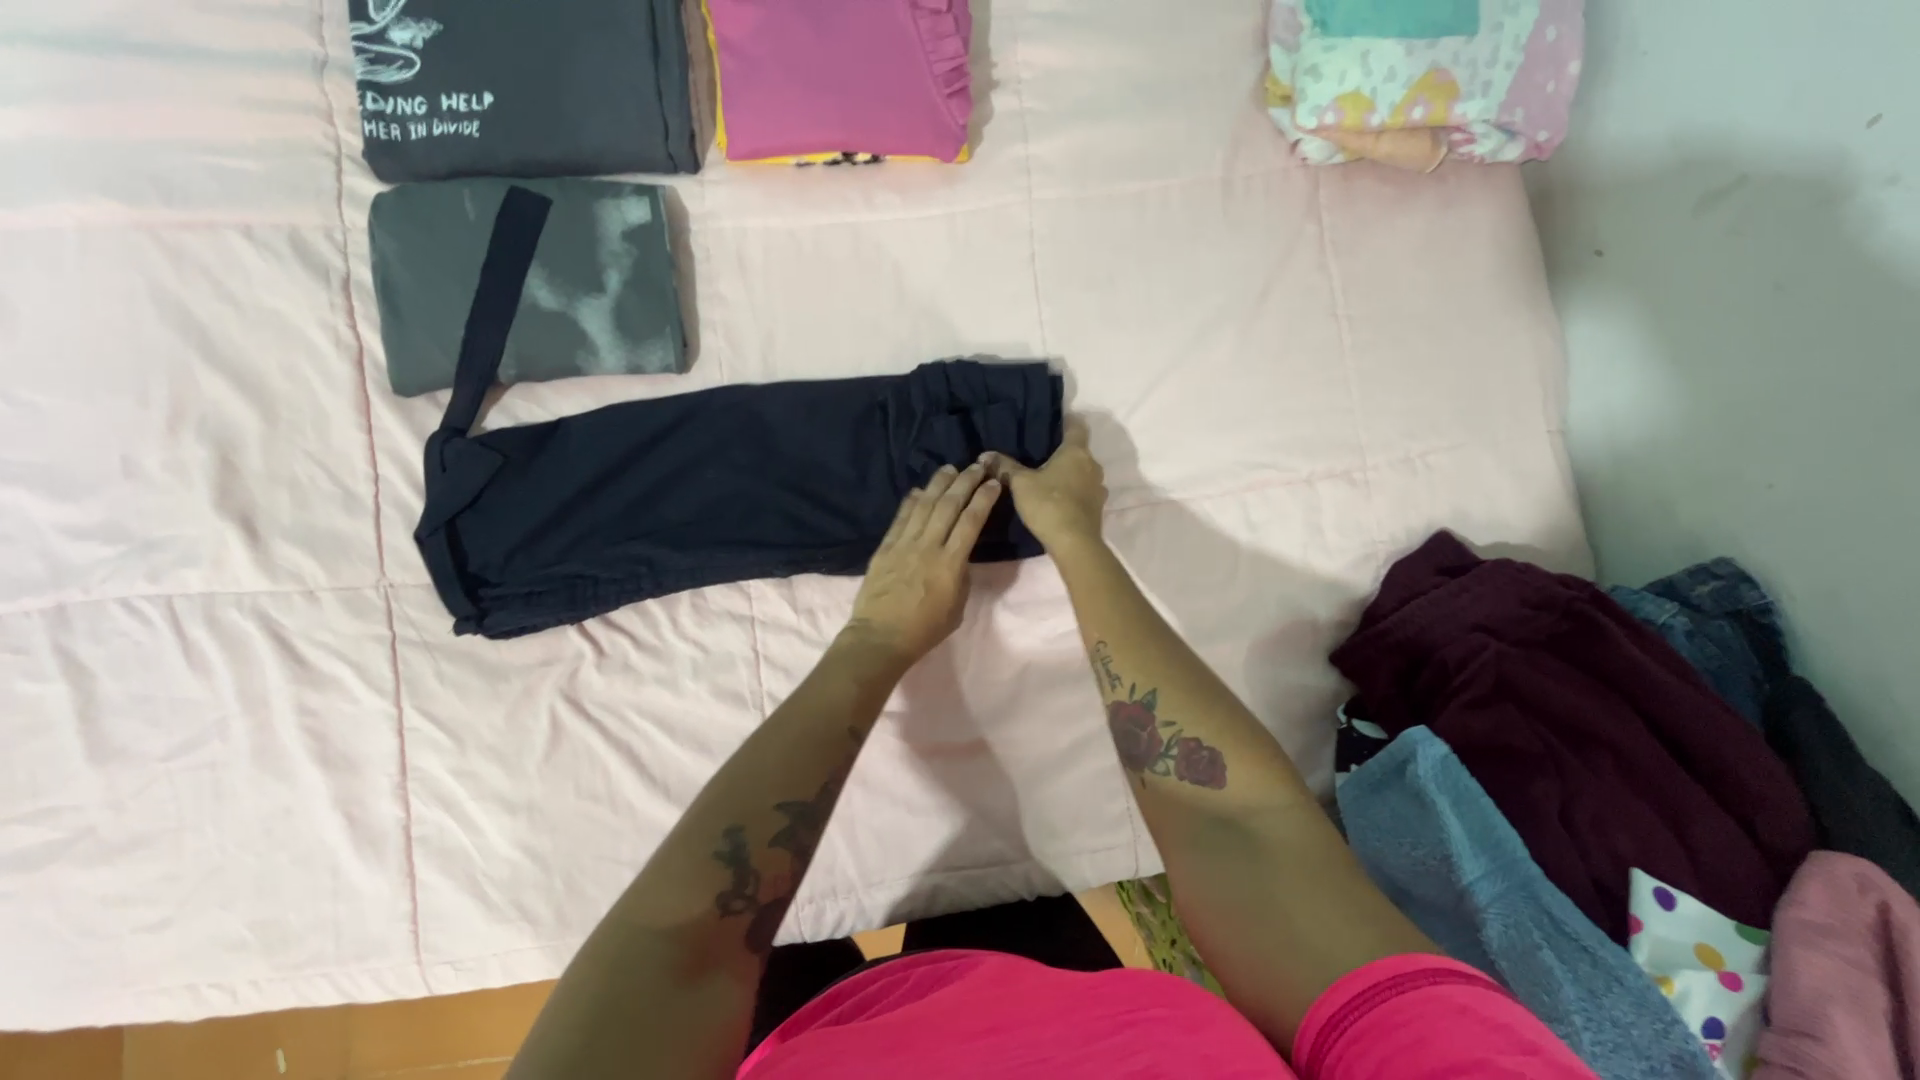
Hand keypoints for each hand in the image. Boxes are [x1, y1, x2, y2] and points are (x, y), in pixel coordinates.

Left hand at [842, 463, 1002, 667]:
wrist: (881, 637)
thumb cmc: (925, 629)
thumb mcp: (957, 605)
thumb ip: (961, 575)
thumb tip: (959, 556)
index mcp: (951, 563)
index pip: (971, 521)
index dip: (984, 498)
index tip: (994, 483)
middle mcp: (928, 546)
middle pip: (949, 505)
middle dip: (966, 482)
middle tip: (978, 465)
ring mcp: (904, 544)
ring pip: (924, 505)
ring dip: (939, 484)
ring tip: (950, 468)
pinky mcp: (885, 548)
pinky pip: (900, 518)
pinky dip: (910, 502)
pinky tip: (918, 490)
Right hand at [979, 416, 1106, 554]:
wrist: (1074, 543)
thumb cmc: (1048, 504)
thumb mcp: (1020, 484)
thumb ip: (1005, 467)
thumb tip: (986, 455)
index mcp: (1076, 452)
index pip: (1077, 426)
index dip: (1067, 421)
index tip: (1055, 422)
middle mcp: (1092, 465)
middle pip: (1079, 451)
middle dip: (1063, 452)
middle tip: (1042, 456)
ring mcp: (1098, 487)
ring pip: (1083, 473)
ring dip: (1070, 474)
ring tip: (1049, 480)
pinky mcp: (1097, 507)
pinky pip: (1085, 492)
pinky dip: (1074, 492)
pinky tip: (1058, 500)